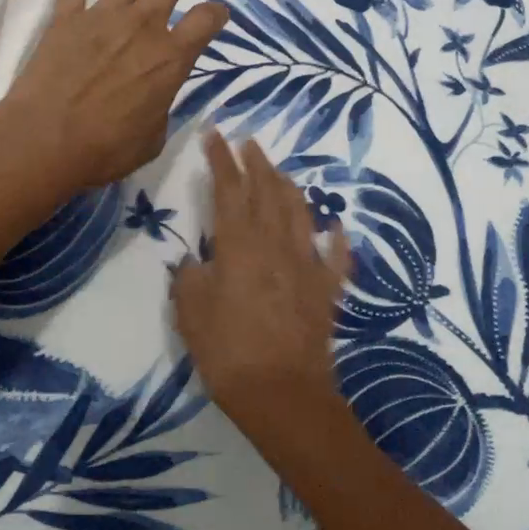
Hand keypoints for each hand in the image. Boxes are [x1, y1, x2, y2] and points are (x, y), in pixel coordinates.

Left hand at [4, 0, 229, 191]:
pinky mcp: (66, 19)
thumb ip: (161, 107)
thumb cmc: (105, 148)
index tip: (217, 12)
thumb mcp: (153, 137)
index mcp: (171, 57)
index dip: (216, 13)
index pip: (206, 20)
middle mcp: (142, 27)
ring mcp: (102, 17)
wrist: (46, 139)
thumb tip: (156, 97)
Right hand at [172, 130, 353, 433]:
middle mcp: (276, 245)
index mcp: (239, 246)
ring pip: (301, 213)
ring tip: (279, 170)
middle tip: (248, 141)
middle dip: (256, 163)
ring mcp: (307, 266)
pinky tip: (337, 225)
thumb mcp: (191, 315)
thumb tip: (194, 262)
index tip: (214, 133)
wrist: (284, 396)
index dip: (221, 159)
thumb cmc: (229, 354)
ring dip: (289, 187)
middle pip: (267, 192)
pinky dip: (338, 238)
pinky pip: (337, 257)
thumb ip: (190, 280)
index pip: (229, 190)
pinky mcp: (327, 292)